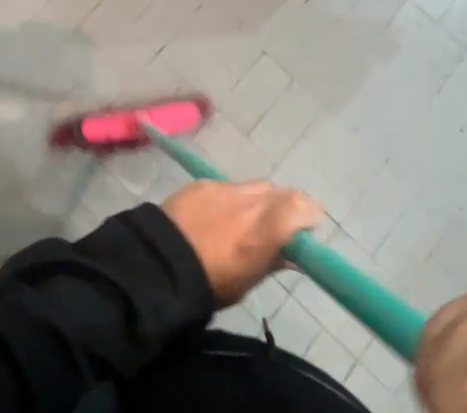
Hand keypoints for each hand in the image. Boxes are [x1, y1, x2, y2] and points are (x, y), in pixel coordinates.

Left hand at [160, 180, 321, 307]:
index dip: (308, 215)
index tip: (305, 230)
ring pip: (254, 186)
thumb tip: (292, 254)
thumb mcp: (248, 281)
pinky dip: (230, 199)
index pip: (302, 205)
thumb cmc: (209, 284)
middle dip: (283, 207)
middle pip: (280, 192)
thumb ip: (273, 260)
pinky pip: (227, 186)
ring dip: (257, 201)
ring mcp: (224, 188)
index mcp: (265, 229)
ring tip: (241, 222)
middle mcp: (250, 201)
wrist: (158, 265)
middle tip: (274, 227)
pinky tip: (214, 217)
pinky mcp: (202, 182)